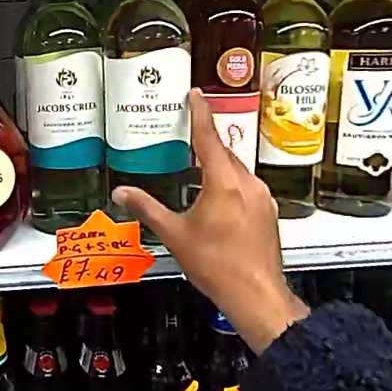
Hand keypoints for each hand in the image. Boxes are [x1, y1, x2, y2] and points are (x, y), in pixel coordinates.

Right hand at [111, 90, 309, 352]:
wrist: (255, 294)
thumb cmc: (218, 267)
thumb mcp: (175, 234)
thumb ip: (147, 208)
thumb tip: (123, 193)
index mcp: (224, 184)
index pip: (209, 138)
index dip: (200, 114)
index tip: (196, 96)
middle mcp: (248, 185)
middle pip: (225, 153)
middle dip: (207, 142)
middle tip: (190, 133)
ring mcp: (262, 198)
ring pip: (238, 169)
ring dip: (220, 165)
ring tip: (199, 168)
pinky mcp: (268, 212)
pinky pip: (248, 186)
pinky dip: (232, 183)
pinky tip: (219, 198)